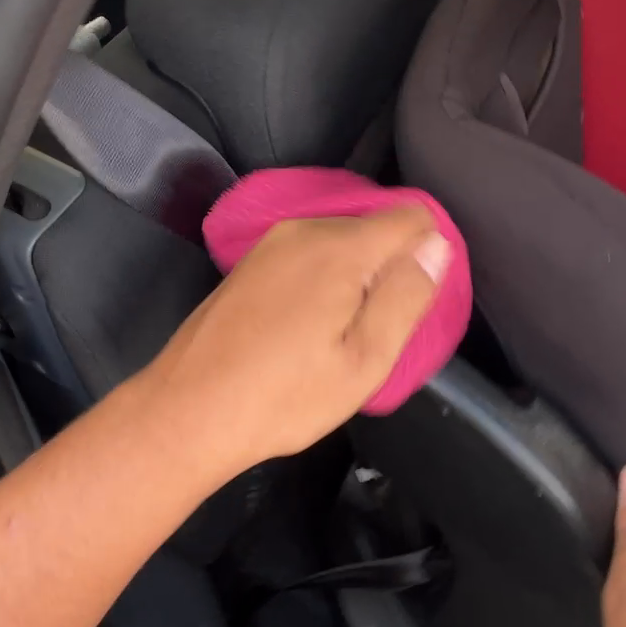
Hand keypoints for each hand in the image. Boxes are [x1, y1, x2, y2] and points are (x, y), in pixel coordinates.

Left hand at [134, 206, 449, 471]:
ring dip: (354, 279)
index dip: (428, 254)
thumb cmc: (284, 396)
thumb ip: (406, 295)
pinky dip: (321, 282)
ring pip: (339, 243)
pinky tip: (306, 330)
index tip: (415, 303)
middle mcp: (302, 230)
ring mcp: (270, 244)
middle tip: (376, 333)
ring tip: (339, 337)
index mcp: (339, 248)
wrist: (189, 410)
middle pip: (374, 229)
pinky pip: (307, 256)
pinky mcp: (249, 263)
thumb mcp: (364, 359)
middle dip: (388, 269)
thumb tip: (436, 244)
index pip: (412, 217)